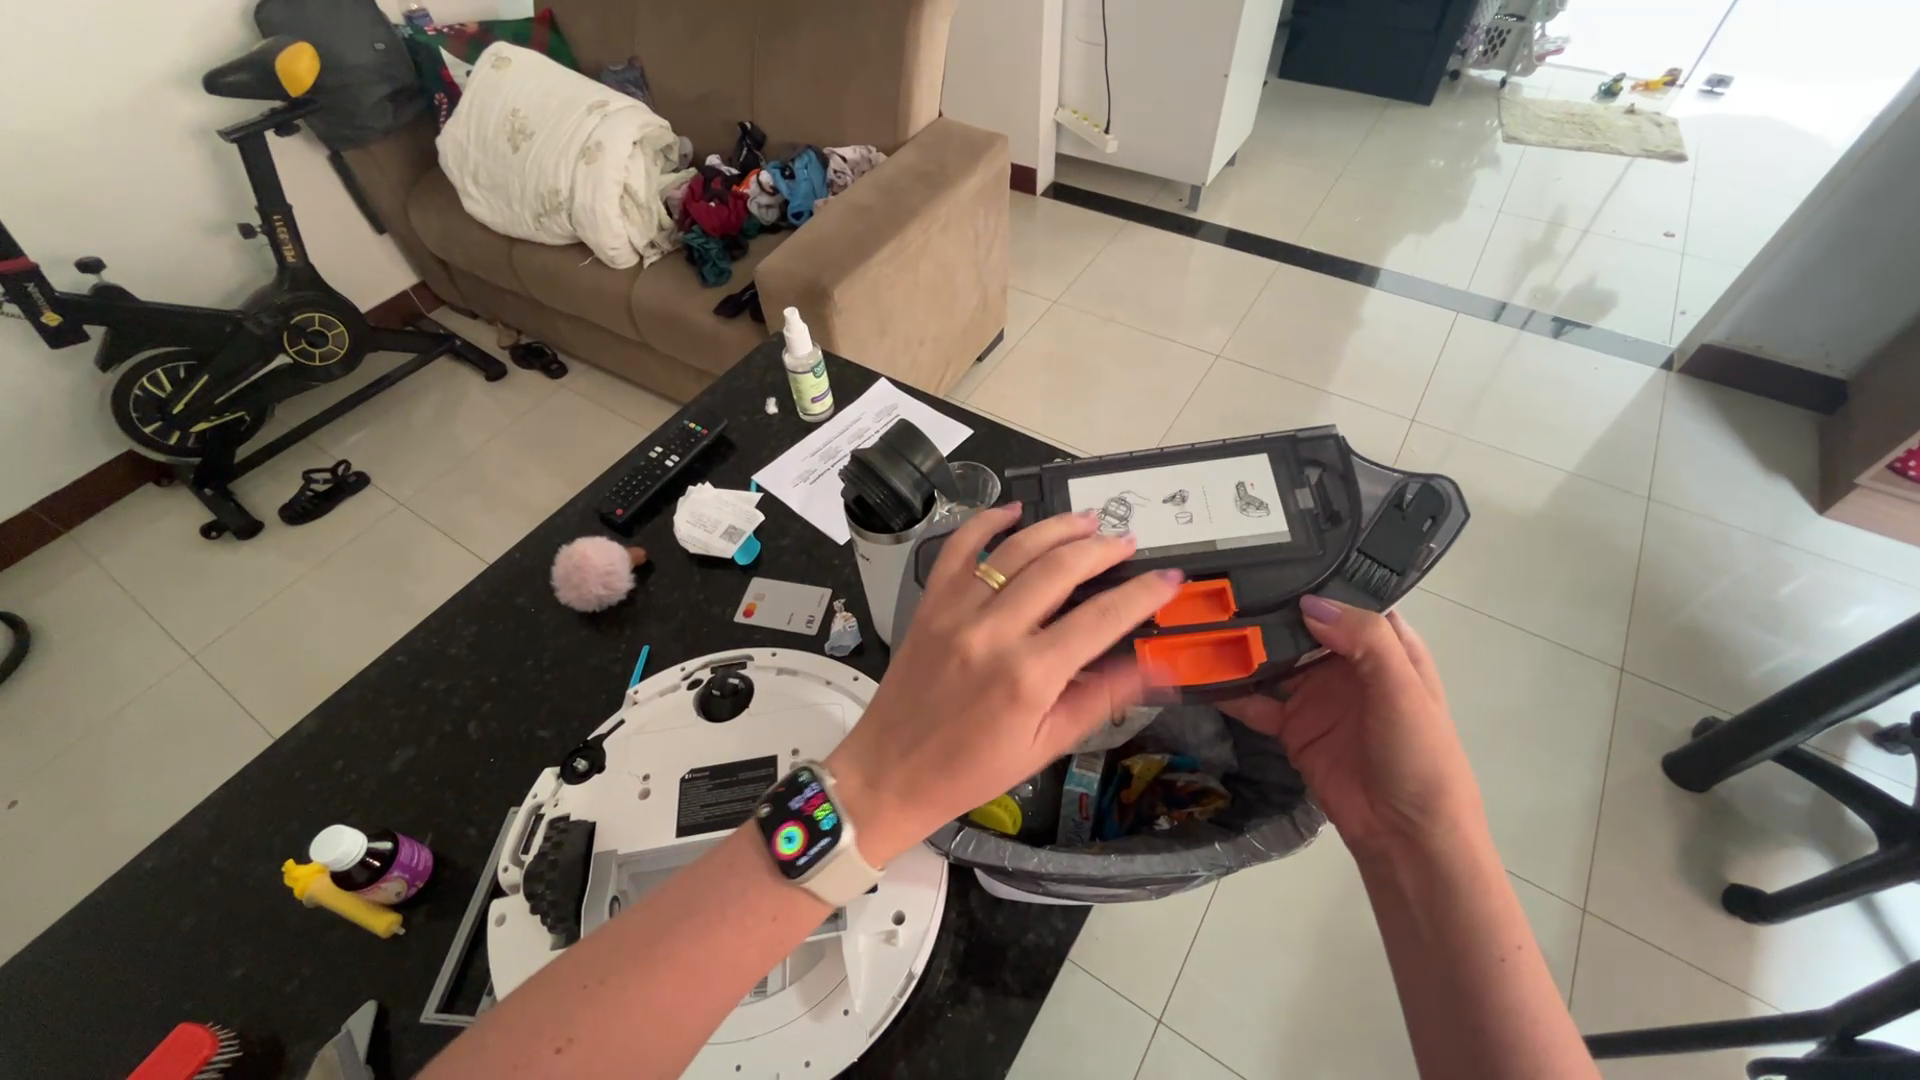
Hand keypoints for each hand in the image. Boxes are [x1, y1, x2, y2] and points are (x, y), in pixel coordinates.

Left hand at [826, 504, 1183, 863]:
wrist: (891, 772)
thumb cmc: (972, 770)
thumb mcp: (1046, 746)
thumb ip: (1098, 699)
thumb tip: (1150, 667)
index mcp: (1029, 676)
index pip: (1100, 619)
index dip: (1141, 594)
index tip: (1167, 579)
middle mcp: (993, 634)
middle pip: (1060, 568)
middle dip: (1103, 548)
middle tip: (1127, 542)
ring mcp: (956, 612)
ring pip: (1015, 549)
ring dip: (1056, 528)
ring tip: (1088, 520)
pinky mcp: (930, 604)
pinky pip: (959, 548)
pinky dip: (986, 522)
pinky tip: (1013, 511)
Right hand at [1221, 596, 1482, 856]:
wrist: (1406, 837)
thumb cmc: (1420, 757)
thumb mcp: (1404, 691)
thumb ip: (1364, 640)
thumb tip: (1307, 605)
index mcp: (1387, 650)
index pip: (1350, 604)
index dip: (1317, 584)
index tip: (1275, 562)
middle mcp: (1347, 667)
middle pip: (1302, 630)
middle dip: (1267, 613)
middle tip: (1222, 590)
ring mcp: (1316, 697)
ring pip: (1274, 663)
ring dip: (1243, 649)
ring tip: (1202, 625)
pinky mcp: (1291, 728)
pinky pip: (1255, 703)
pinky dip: (1229, 691)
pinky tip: (1201, 675)